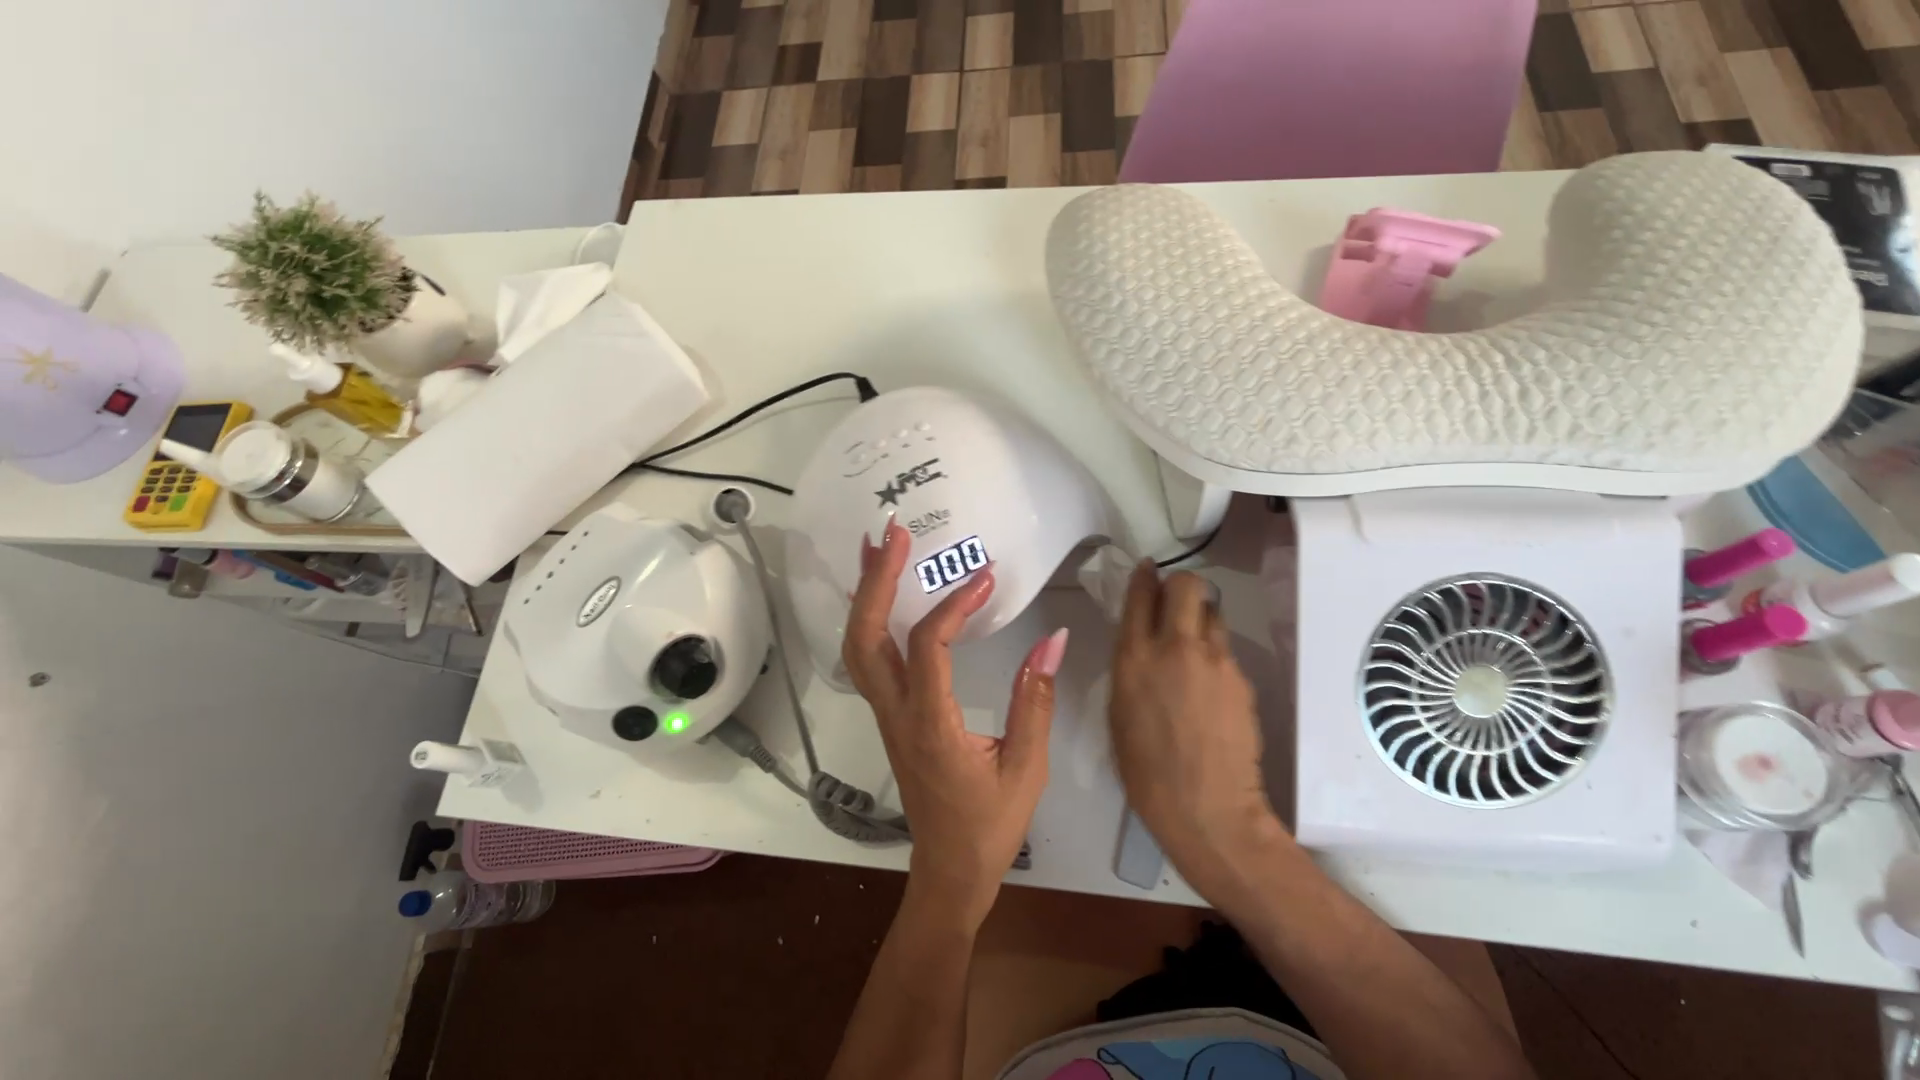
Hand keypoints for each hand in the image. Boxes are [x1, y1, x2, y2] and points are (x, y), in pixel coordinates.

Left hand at [843, 521, 1067, 926]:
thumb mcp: (1026, 767)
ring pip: (857, 648)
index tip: (983, 577)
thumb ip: (1034, 701)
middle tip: (892, 533)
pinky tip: (885, 596)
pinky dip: (870, 619)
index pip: (928, 650)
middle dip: (875, 581)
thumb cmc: (990, 825)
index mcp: (930, 727)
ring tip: (876, 549)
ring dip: (866, 595)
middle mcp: (897, 715)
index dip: (953, 607)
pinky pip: (868, 660)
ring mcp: (886, 716)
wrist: (950, 869)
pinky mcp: (889, 717)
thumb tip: (1052, 640)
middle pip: (865, 639)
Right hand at [1109, 561, 1288, 897]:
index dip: (1144, 576)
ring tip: (1194, 645)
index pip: (1141, 594)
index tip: (1146, 570)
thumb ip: (1132, 669)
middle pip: (1187, 586)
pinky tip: (1210, 686)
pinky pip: (1226, 650)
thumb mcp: (1119, 713)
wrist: (1206, 808)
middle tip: (1175, 600)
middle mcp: (1175, 647)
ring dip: (1202, 618)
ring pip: (1213, 612)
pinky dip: (1216, 655)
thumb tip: (1144, 647)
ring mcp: (1215, 660)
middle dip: (1181, 584)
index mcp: (1133, 658)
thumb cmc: (1146, 772)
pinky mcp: (1241, 678)